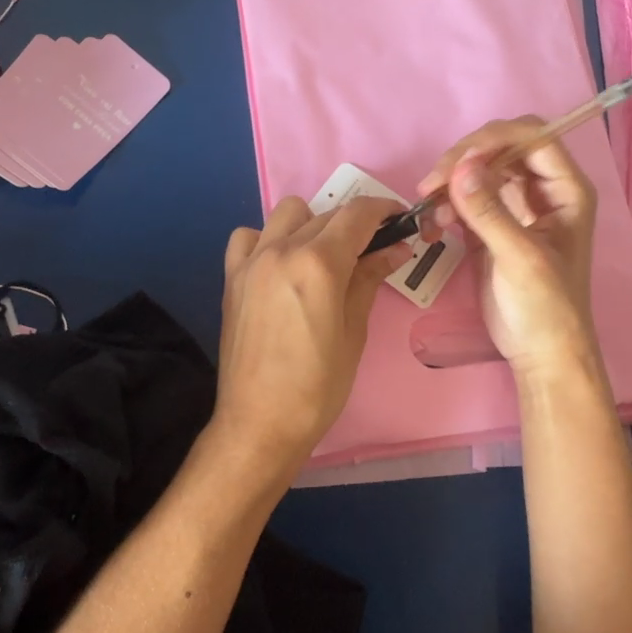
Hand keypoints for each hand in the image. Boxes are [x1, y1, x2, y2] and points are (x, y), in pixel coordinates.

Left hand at [209, 195, 411, 477]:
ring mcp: (252, 262)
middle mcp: (282, 250)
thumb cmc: (317, 387)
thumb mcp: (354, 332)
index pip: (357, 214)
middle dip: (355, 224)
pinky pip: (248, 237)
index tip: (400, 219)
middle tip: (374, 251)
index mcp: (318, 264)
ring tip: (325, 256)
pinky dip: (268, 239)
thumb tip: (395, 248)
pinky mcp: (231, 278)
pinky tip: (281, 265)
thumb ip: (369, 279)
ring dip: (313, 223)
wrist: (259, 422)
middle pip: (327, 214)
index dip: (384, 210)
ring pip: (287, 214)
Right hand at [419, 117, 600, 376]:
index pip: (533, 137)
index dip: (495, 140)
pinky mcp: (490, 227)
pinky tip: (432, 225)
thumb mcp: (520, 258)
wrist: (540, 354)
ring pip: (478, 172)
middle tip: (432, 183)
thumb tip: (460, 167)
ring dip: (450, 183)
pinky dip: (446, 206)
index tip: (459, 163)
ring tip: (429, 210)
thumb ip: (489, 211)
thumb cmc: (546, 307)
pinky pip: (464, 200)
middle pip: (500, 148)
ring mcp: (514, 208)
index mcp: (565, 190)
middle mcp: (542, 190)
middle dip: (465, 159)